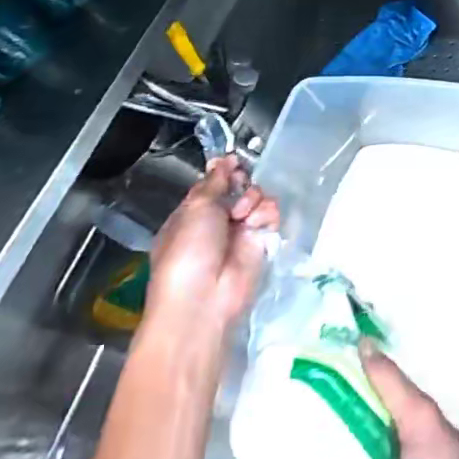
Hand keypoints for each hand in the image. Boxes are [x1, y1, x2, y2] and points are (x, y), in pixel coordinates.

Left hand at [145, 155, 279, 335]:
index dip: (224, 171)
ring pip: (257, 198)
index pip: (213, 183)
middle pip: (238, 188)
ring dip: (252, 199)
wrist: (203, 299)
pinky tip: (256, 223)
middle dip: (241, 183)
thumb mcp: (195, 208)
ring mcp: (240, 232)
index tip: (234, 162)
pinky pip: (270, 216)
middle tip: (239, 185)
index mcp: (192, 213)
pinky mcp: (260, 244)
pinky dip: (266, 214)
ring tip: (242, 214)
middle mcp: (217, 221)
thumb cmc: (188, 251)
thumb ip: (214, 181)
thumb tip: (224, 160)